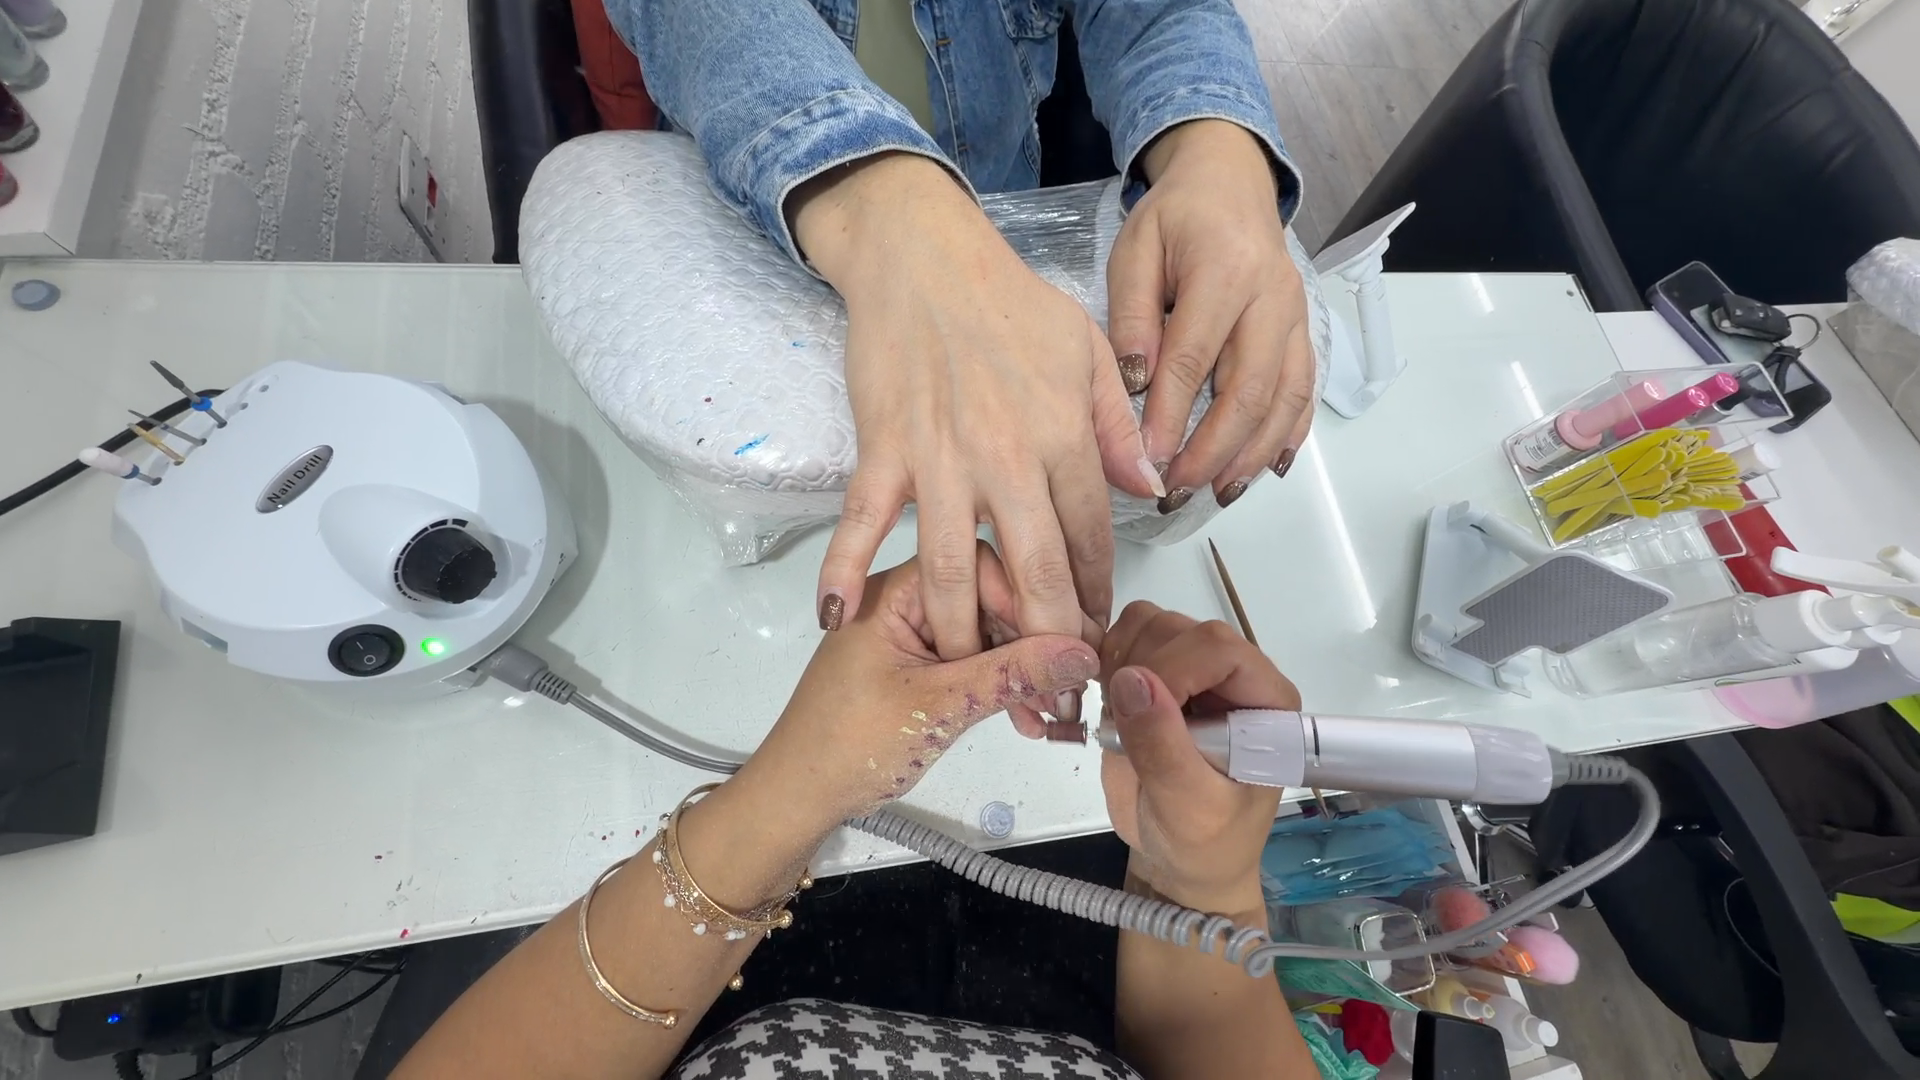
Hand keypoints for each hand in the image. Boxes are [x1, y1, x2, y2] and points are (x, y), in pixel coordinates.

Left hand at [733, 543, 1100, 837]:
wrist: (799, 797)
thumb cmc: (853, 744)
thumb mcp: (939, 707)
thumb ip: (1010, 676)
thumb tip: (1084, 654)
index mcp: (897, 590)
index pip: (978, 566)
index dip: (1024, 602)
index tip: (1061, 645)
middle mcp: (907, 601)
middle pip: (987, 601)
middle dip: (1027, 645)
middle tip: (1066, 688)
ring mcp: (914, 635)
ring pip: (985, 636)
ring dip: (1017, 673)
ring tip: (1048, 713)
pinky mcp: (920, 666)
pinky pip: (972, 662)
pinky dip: (998, 687)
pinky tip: (1026, 717)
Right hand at [792, 153, 1162, 664]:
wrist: (924, 259)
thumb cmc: (1010, 303)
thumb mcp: (1086, 349)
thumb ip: (1116, 424)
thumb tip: (1149, 486)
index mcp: (1061, 434)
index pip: (1088, 535)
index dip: (1094, 593)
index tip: (1093, 634)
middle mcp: (1004, 458)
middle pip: (1032, 568)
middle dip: (1045, 639)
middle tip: (1049, 692)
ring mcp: (937, 460)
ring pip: (950, 566)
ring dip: (961, 631)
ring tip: (968, 680)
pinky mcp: (881, 452)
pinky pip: (861, 521)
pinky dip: (844, 569)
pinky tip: (836, 619)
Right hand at [1098, 601, 1296, 913]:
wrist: (1180, 859)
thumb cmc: (1202, 842)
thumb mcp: (1189, 808)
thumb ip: (1164, 747)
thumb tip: (1131, 680)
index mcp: (1263, 702)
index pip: (1217, 648)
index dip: (1171, 671)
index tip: (1139, 718)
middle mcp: (1231, 675)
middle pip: (1179, 629)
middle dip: (1139, 669)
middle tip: (1123, 724)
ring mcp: (1191, 670)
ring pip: (1148, 624)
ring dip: (1118, 661)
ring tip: (1118, 717)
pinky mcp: (1156, 672)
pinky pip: (1125, 635)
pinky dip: (1105, 658)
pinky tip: (1108, 703)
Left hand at [1108, 120, 1315, 512]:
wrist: (1230, 183)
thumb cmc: (1174, 219)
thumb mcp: (1135, 253)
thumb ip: (1133, 317)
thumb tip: (1137, 384)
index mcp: (1224, 272)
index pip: (1194, 358)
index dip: (1172, 415)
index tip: (1150, 460)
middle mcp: (1272, 298)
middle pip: (1248, 388)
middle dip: (1214, 448)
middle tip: (1180, 490)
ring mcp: (1295, 316)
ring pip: (1283, 397)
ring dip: (1253, 452)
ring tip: (1221, 492)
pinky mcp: (1302, 331)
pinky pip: (1304, 389)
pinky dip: (1288, 432)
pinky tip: (1269, 467)